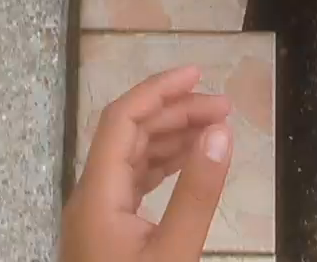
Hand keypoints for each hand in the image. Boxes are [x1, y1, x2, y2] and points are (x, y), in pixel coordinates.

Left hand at [62, 66, 233, 261]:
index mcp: (96, 195)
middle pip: (131, 133)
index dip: (159, 89)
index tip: (199, 73)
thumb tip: (221, 130)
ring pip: (135, 156)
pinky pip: (137, 181)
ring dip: (174, 135)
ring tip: (217, 127)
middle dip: (176, 111)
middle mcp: (92, 198)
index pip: (123, 120)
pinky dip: (167, 163)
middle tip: (225, 108)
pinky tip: (192, 161)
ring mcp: (99, 218)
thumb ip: (197, 192)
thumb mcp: (173, 255)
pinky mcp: (110, 235)